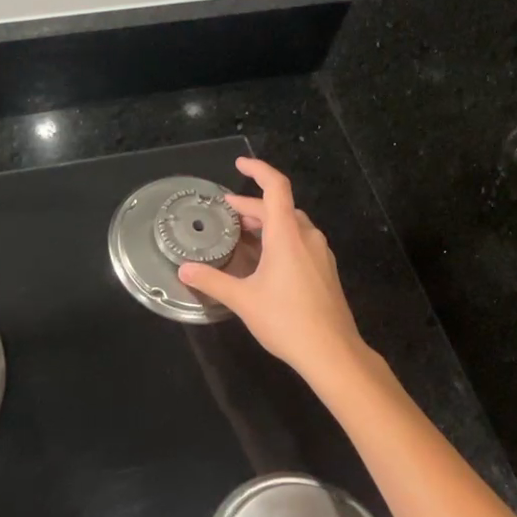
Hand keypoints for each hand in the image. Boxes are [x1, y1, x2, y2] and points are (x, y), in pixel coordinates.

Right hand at [178, 158, 381, 384]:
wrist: (332, 352)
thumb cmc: (286, 321)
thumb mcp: (243, 300)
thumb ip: (212, 281)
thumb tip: (184, 271)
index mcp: (287, 235)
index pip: (275, 187)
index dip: (258, 170)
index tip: (240, 164)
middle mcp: (307, 237)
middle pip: (281, 206)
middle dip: (253, 204)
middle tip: (227, 211)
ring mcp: (320, 254)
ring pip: (292, 224)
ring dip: (268, 221)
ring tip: (243, 232)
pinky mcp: (324, 270)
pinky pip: (300, 240)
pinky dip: (280, 237)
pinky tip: (265, 258)